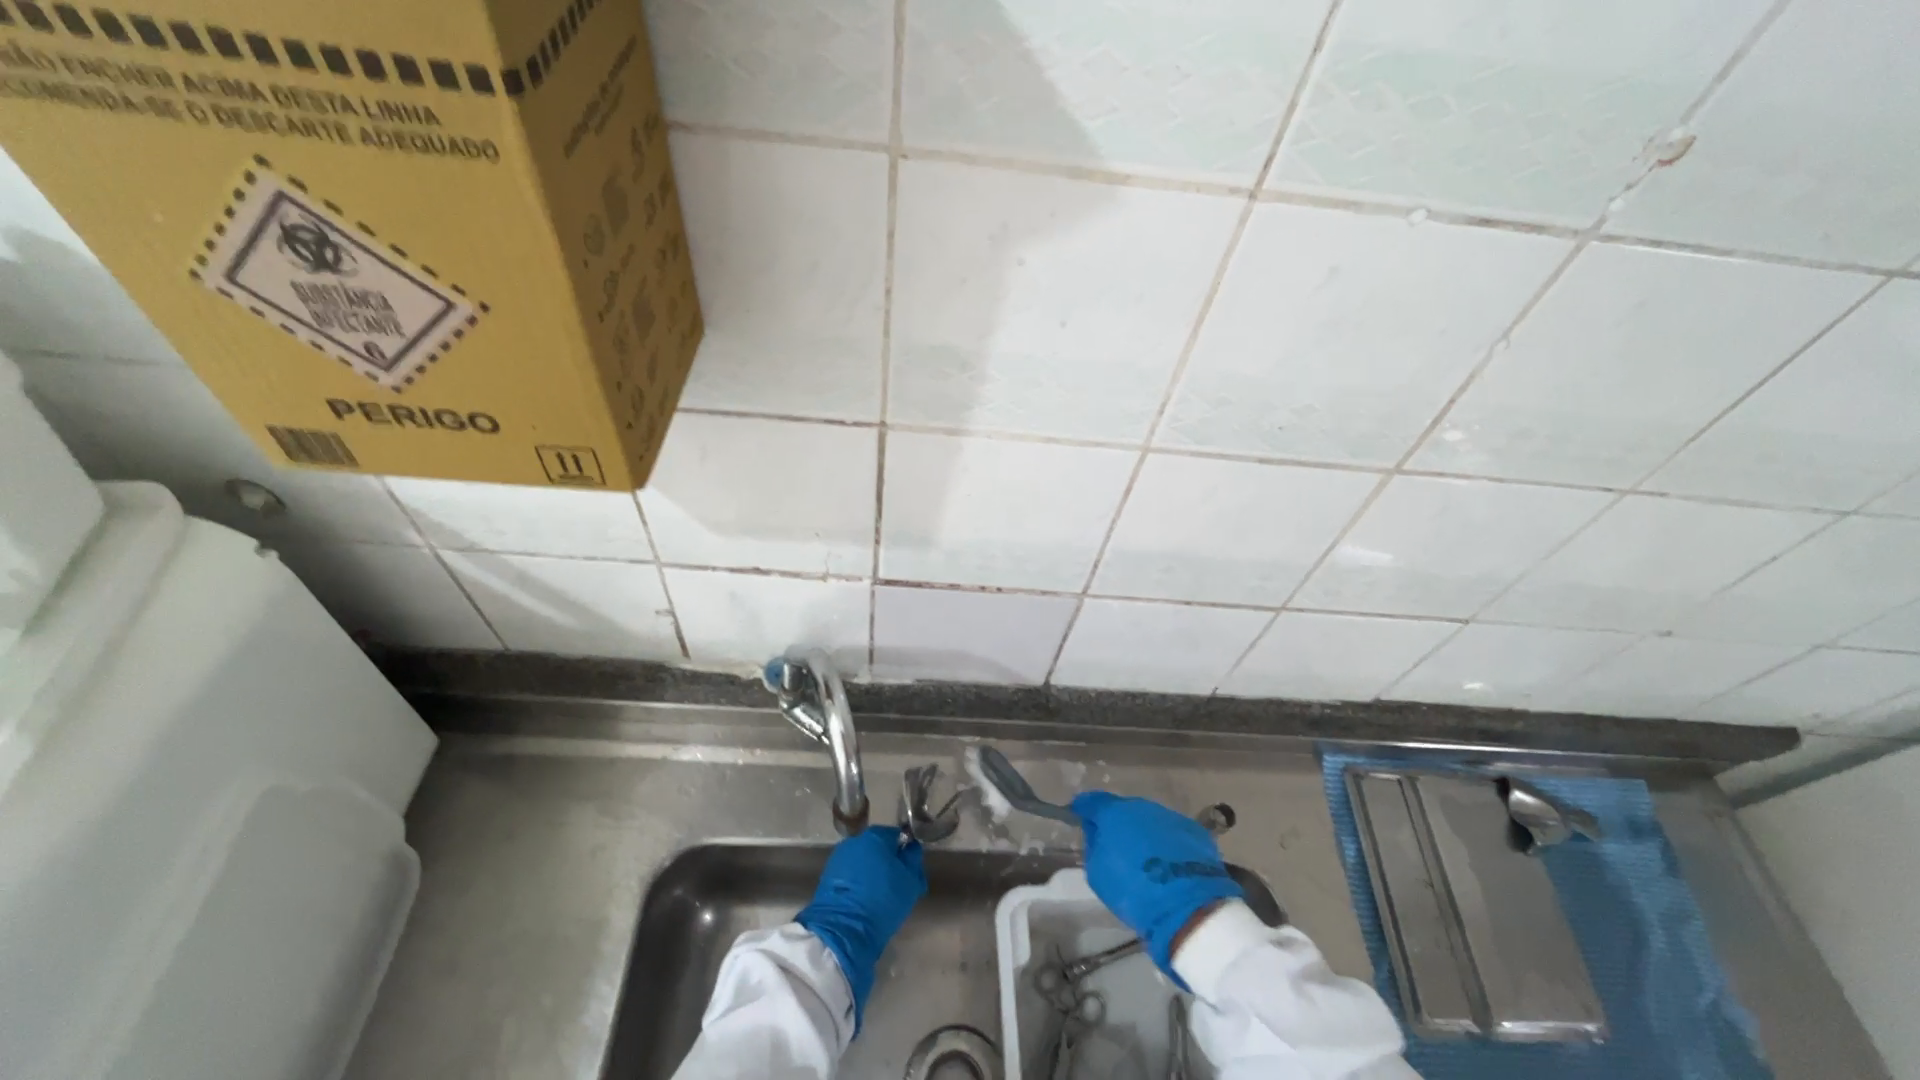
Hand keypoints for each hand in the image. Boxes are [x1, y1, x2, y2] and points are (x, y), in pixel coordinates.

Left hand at [794, 826, 926, 1026]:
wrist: (844, 930)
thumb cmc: (883, 901)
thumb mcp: (910, 881)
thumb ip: (913, 859)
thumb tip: (910, 847)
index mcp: (875, 837)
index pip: (896, 835)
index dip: (904, 852)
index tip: (908, 870)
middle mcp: (853, 842)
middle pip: (877, 847)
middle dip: (886, 862)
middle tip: (896, 884)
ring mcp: (837, 859)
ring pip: (862, 862)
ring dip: (871, 873)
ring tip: (878, 896)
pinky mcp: (827, 878)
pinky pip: (849, 876)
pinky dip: (857, 884)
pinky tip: (863, 901)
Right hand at [1071, 791, 1243, 979]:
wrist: (1187, 906)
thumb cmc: (1132, 891)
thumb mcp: (1097, 872)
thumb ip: (1094, 845)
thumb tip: (1097, 833)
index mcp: (1114, 813)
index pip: (1092, 801)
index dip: (1084, 809)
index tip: (1079, 817)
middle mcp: (1142, 807)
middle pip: (1123, 809)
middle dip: (1117, 823)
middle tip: (1115, 845)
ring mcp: (1171, 817)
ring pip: (1150, 820)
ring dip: (1143, 833)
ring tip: (1144, 859)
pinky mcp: (1196, 832)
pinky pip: (1173, 833)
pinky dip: (1167, 844)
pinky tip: (1168, 865)